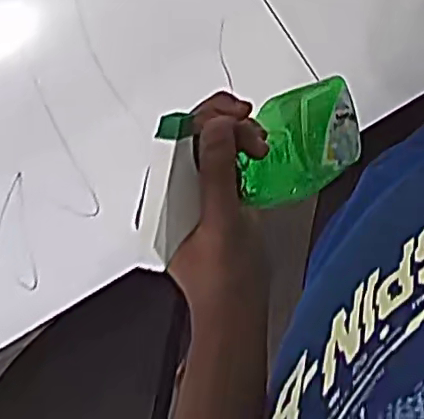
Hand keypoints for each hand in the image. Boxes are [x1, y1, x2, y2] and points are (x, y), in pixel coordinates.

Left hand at [166, 91, 270, 318]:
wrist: (236, 309)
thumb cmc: (227, 275)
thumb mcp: (223, 219)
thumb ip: (217, 171)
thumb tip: (215, 127)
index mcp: (164, 199)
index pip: (177, 139)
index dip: (207, 117)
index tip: (239, 113)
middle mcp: (174, 192)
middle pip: (194, 136)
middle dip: (227, 123)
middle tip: (254, 131)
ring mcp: (194, 194)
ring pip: (211, 142)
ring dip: (238, 134)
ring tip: (259, 147)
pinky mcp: (214, 195)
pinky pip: (224, 156)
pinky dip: (241, 146)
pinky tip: (255, 153)